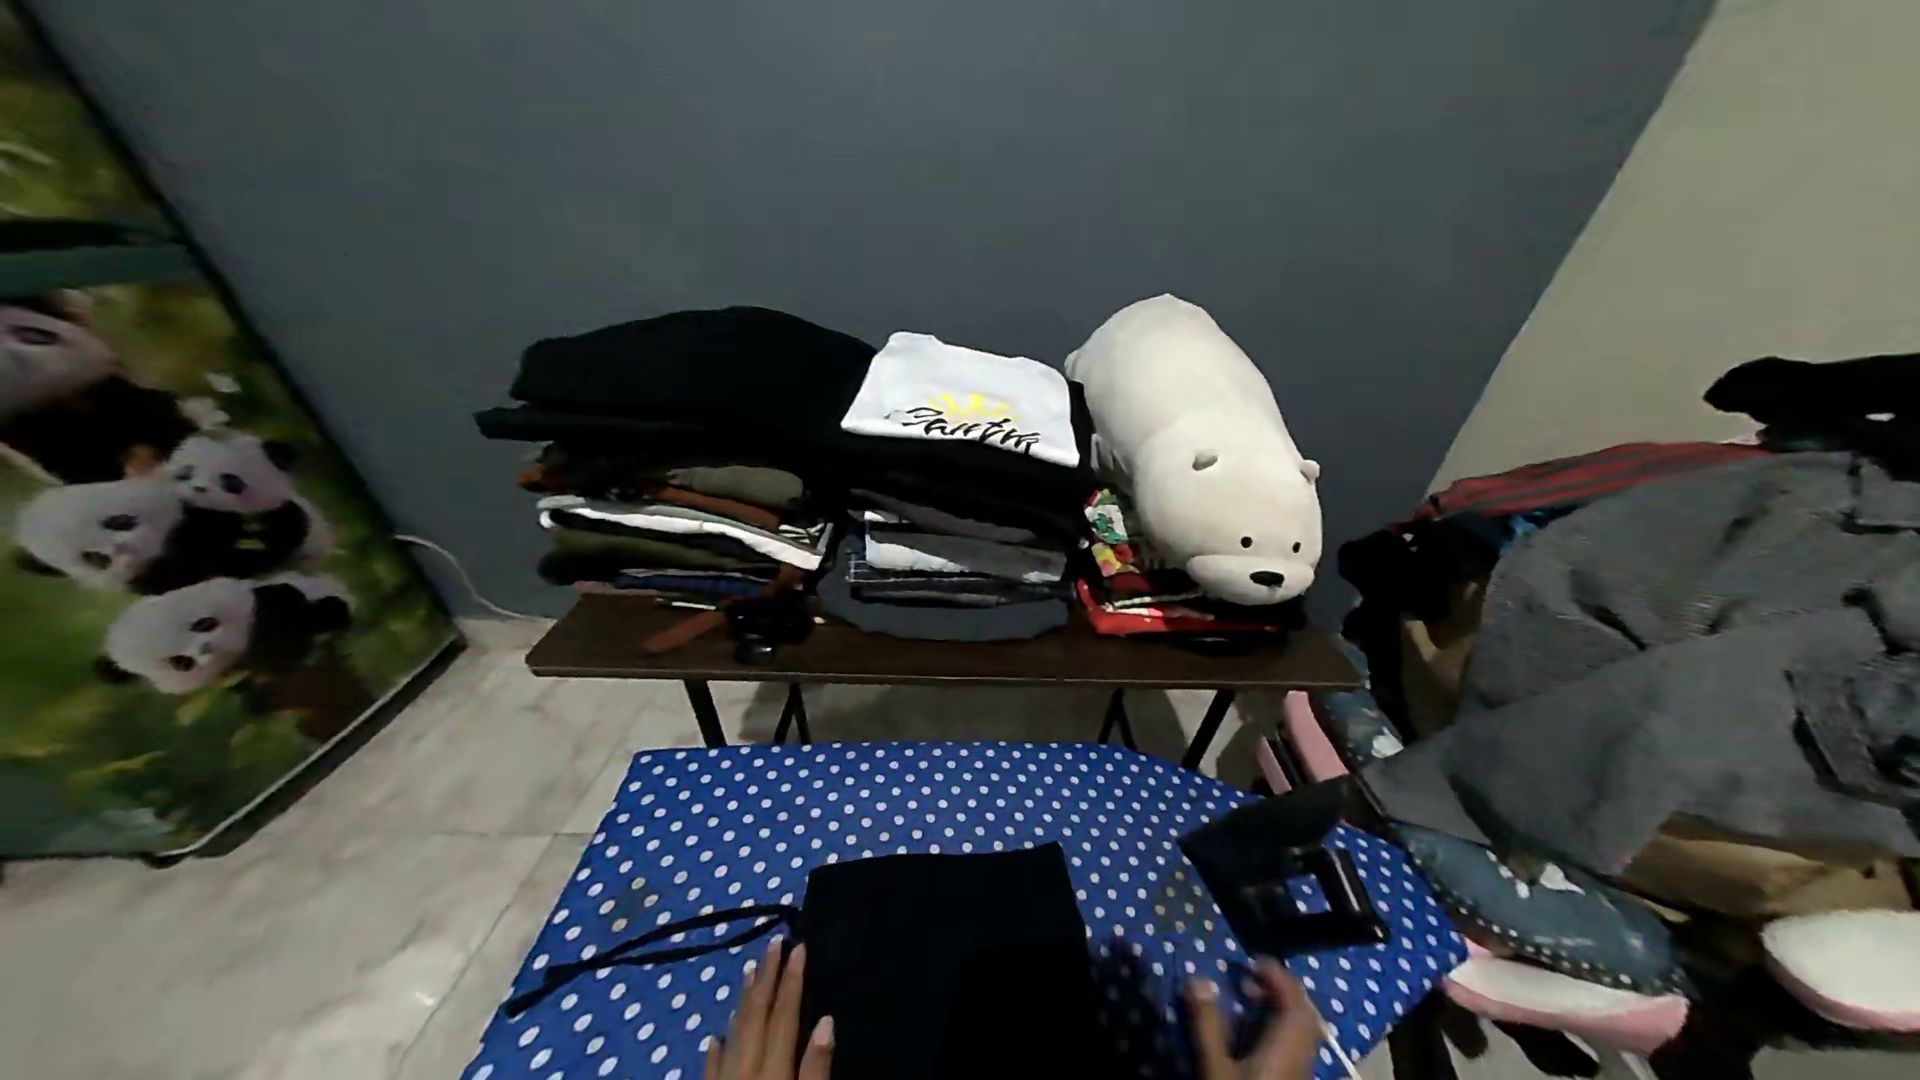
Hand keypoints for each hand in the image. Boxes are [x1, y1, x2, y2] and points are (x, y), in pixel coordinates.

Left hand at [705, 936, 833, 1079]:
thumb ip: (816, 1070)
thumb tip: (827, 1021)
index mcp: (773, 1072)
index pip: (784, 1017)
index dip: (792, 980)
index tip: (798, 946)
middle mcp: (745, 1071)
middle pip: (757, 1018)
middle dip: (766, 978)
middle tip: (772, 943)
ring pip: (733, 1037)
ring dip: (742, 1003)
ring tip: (749, 971)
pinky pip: (710, 1070)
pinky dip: (715, 1050)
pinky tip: (715, 1037)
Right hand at [1186, 958, 1320, 1079]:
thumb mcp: (1216, 1067)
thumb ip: (1207, 1023)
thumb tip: (1197, 978)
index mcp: (1287, 1049)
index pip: (1296, 1002)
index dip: (1279, 976)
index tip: (1252, 962)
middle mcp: (1302, 1060)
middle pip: (1305, 1016)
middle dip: (1281, 991)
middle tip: (1250, 980)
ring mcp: (1301, 1075)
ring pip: (1303, 1033)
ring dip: (1281, 1010)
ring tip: (1250, 1003)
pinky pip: (1296, 1048)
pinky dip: (1280, 1030)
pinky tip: (1255, 1037)